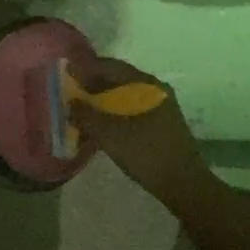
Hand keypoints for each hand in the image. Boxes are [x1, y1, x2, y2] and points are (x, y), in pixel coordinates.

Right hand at [68, 55, 217, 197]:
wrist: (183, 183)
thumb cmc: (146, 154)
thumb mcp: (110, 135)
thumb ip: (87, 116)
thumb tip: (71, 103)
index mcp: (146, 85)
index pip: (111, 66)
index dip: (87, 68)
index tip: (67, 72)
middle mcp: (156, 90)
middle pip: (119, 79)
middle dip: (93, 85)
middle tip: (71, 93)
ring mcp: (161, 107)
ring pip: (126, 96)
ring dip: (103, 101)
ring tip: (82, 112)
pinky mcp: (161, 123)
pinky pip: (132, 109)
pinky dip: (114, 113)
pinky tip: (101, 126)